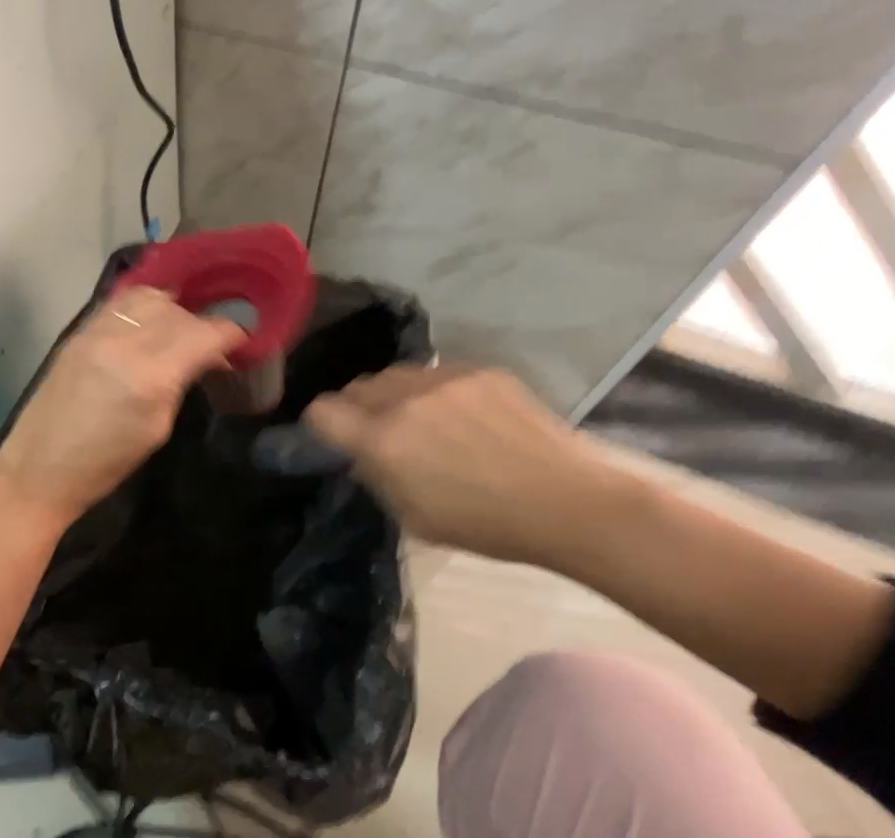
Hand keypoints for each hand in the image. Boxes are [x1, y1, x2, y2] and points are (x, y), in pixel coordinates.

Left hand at [0, 287, 245, 528]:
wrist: (39, 468)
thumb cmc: (106, 464)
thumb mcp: (158, 428)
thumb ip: (181, 383)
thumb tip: (205, 358)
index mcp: (150, 375)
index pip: (203, 332)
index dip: (230, 333)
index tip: (241, 341)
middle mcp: (123, 342)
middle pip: (177, 311)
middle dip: (201, 322)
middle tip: (211, 342)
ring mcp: (95, 333)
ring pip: (147, 297)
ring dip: (171, 307)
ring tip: (180, 328)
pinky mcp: (77, 333)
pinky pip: (118, 304)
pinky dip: (141, 306)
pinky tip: (149, 322)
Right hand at [303, 365, 631, 566]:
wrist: (572, 503)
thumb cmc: (488, 525)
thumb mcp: (414, 517)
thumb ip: (377, 478)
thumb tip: (362, 456)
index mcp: (383, 440)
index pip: (321, 411)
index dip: (322, 425)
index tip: (337, 439)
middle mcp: (405, 399)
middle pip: (356, 387)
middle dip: (359, 409)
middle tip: (383, 434)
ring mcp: (445, 379)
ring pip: (396, 375)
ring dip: (396, 396)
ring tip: (425, 421)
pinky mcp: (481, 370)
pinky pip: (439, 373)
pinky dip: (439, 392)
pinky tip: (468, 418)